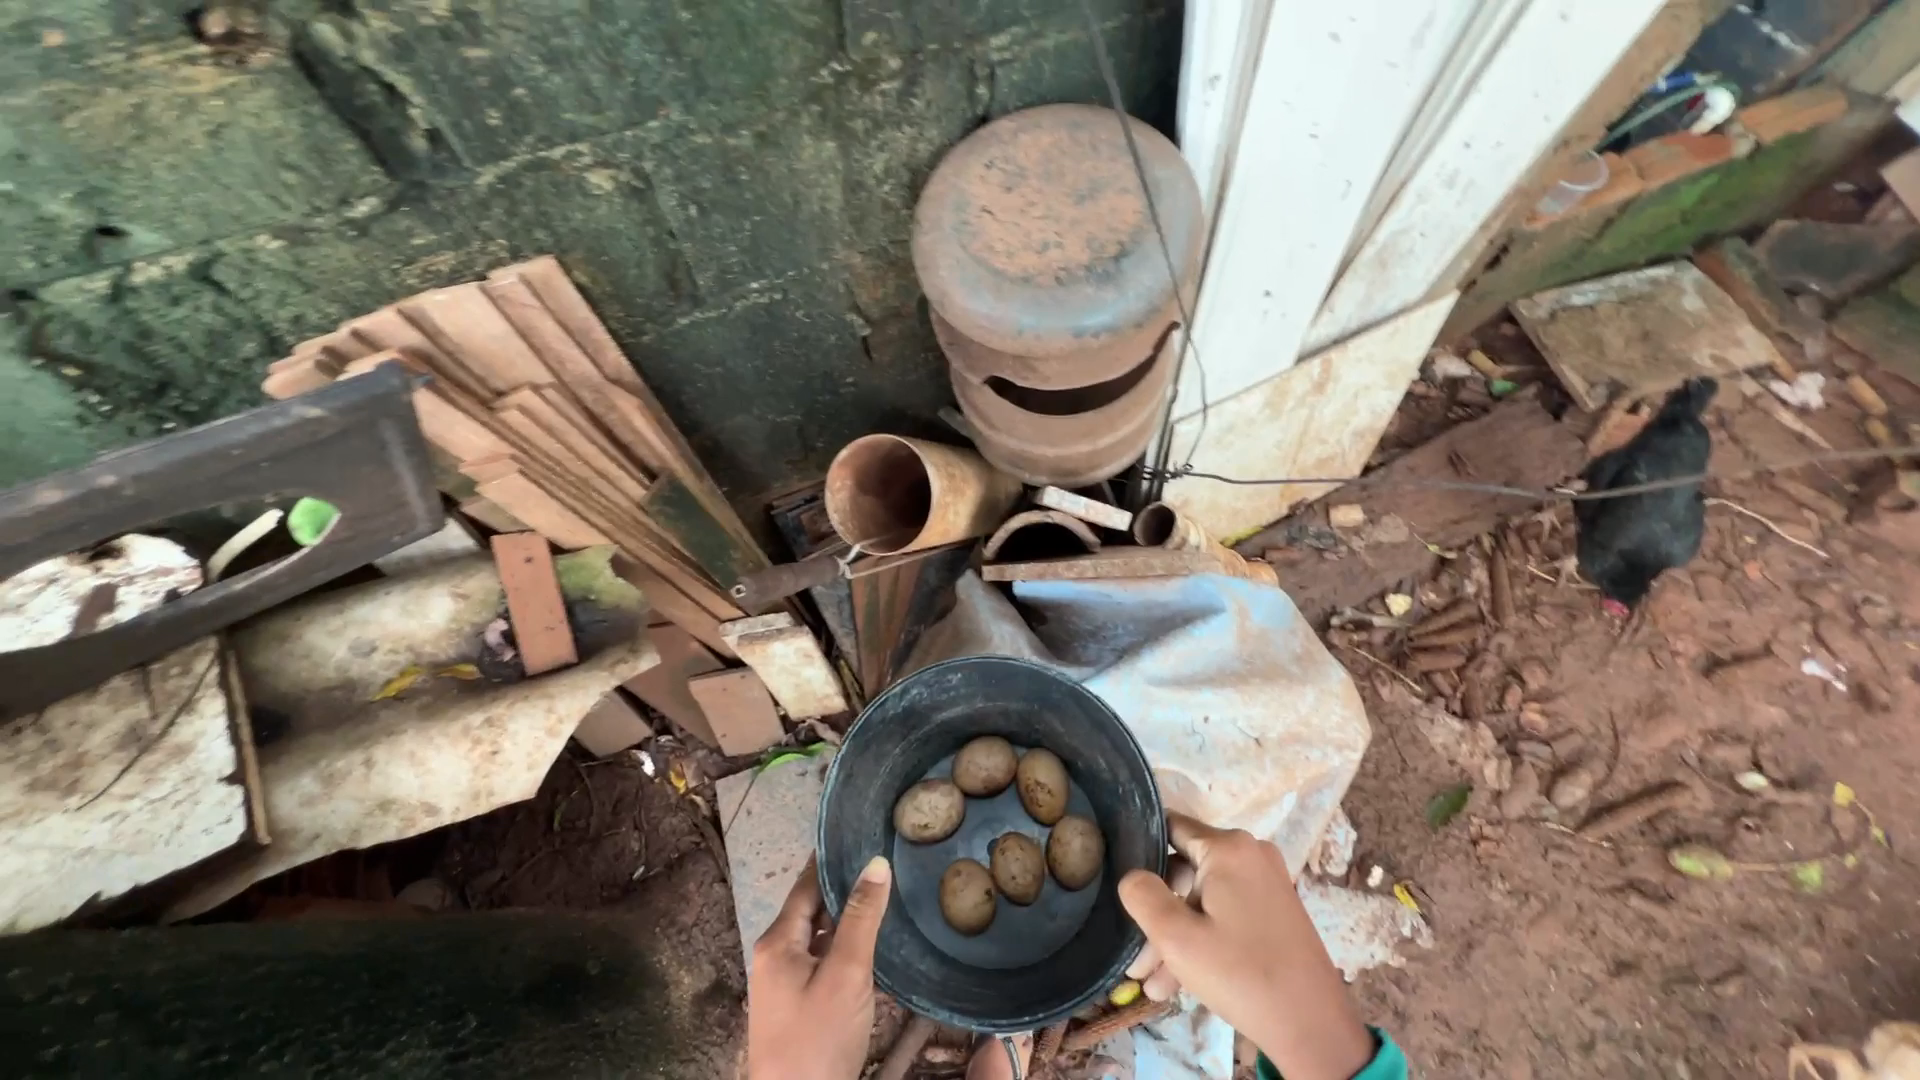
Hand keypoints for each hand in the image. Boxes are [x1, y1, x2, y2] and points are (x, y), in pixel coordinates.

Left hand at [747, 855, 892, 1079]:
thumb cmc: (818, 1038)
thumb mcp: (846, 973)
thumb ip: (861, 918)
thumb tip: (876, 863)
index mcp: (778, 941)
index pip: (806, 883)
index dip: (832, 857)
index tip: (860, 832)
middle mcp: (775, 954)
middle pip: (812, 907)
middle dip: (844, 884)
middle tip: (883, 858)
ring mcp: (785, 982)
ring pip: (819, 934)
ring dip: (847, 915)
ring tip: (885, 891)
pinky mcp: (799, 1003)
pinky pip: (822, 957)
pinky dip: (844, 942)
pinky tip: (872, 941)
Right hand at [1119, 814, 1373, 1079]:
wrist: (1314, 1030)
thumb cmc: (1240, 974)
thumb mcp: (1176, 936)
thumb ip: (1142, 894)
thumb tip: (1132, 876)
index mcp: (1229, 847)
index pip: (1169, 828)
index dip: (1140, 852)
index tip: (1120, 882)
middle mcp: (1250, 854)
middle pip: (1184, 870)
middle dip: (1157, 913)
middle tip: (1136, 958)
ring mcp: (1266, 883)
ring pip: (1202, 898)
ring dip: (1175, 935)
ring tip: (1151, 983)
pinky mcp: (1274, 911)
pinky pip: (1224, 913)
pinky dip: (1202, 939)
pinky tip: (1177, 983)